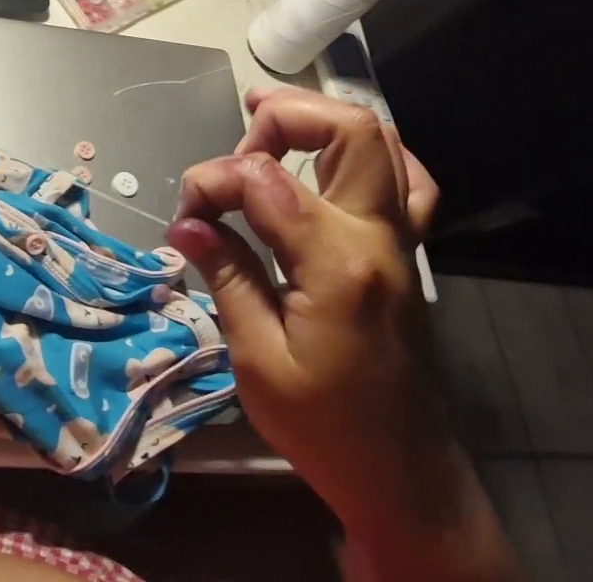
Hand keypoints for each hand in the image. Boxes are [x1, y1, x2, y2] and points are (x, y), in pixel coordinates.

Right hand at [167, 87, 441, 515]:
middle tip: (238, 144)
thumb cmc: (322, 426)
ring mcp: (401, 241)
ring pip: (382, 142)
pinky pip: (407, 180)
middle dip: (283, 119)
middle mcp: (379, 237)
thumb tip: (187, 225)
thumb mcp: (257, 359)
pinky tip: (330, 164)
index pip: (264, 180)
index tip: (185, 217)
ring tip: (270, 121)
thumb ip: (228, 276)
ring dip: (323, 122)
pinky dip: (368, 155)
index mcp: (337, 263)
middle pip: (348, 131)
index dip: (211, 181)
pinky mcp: (405, 253)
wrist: (400, 473)